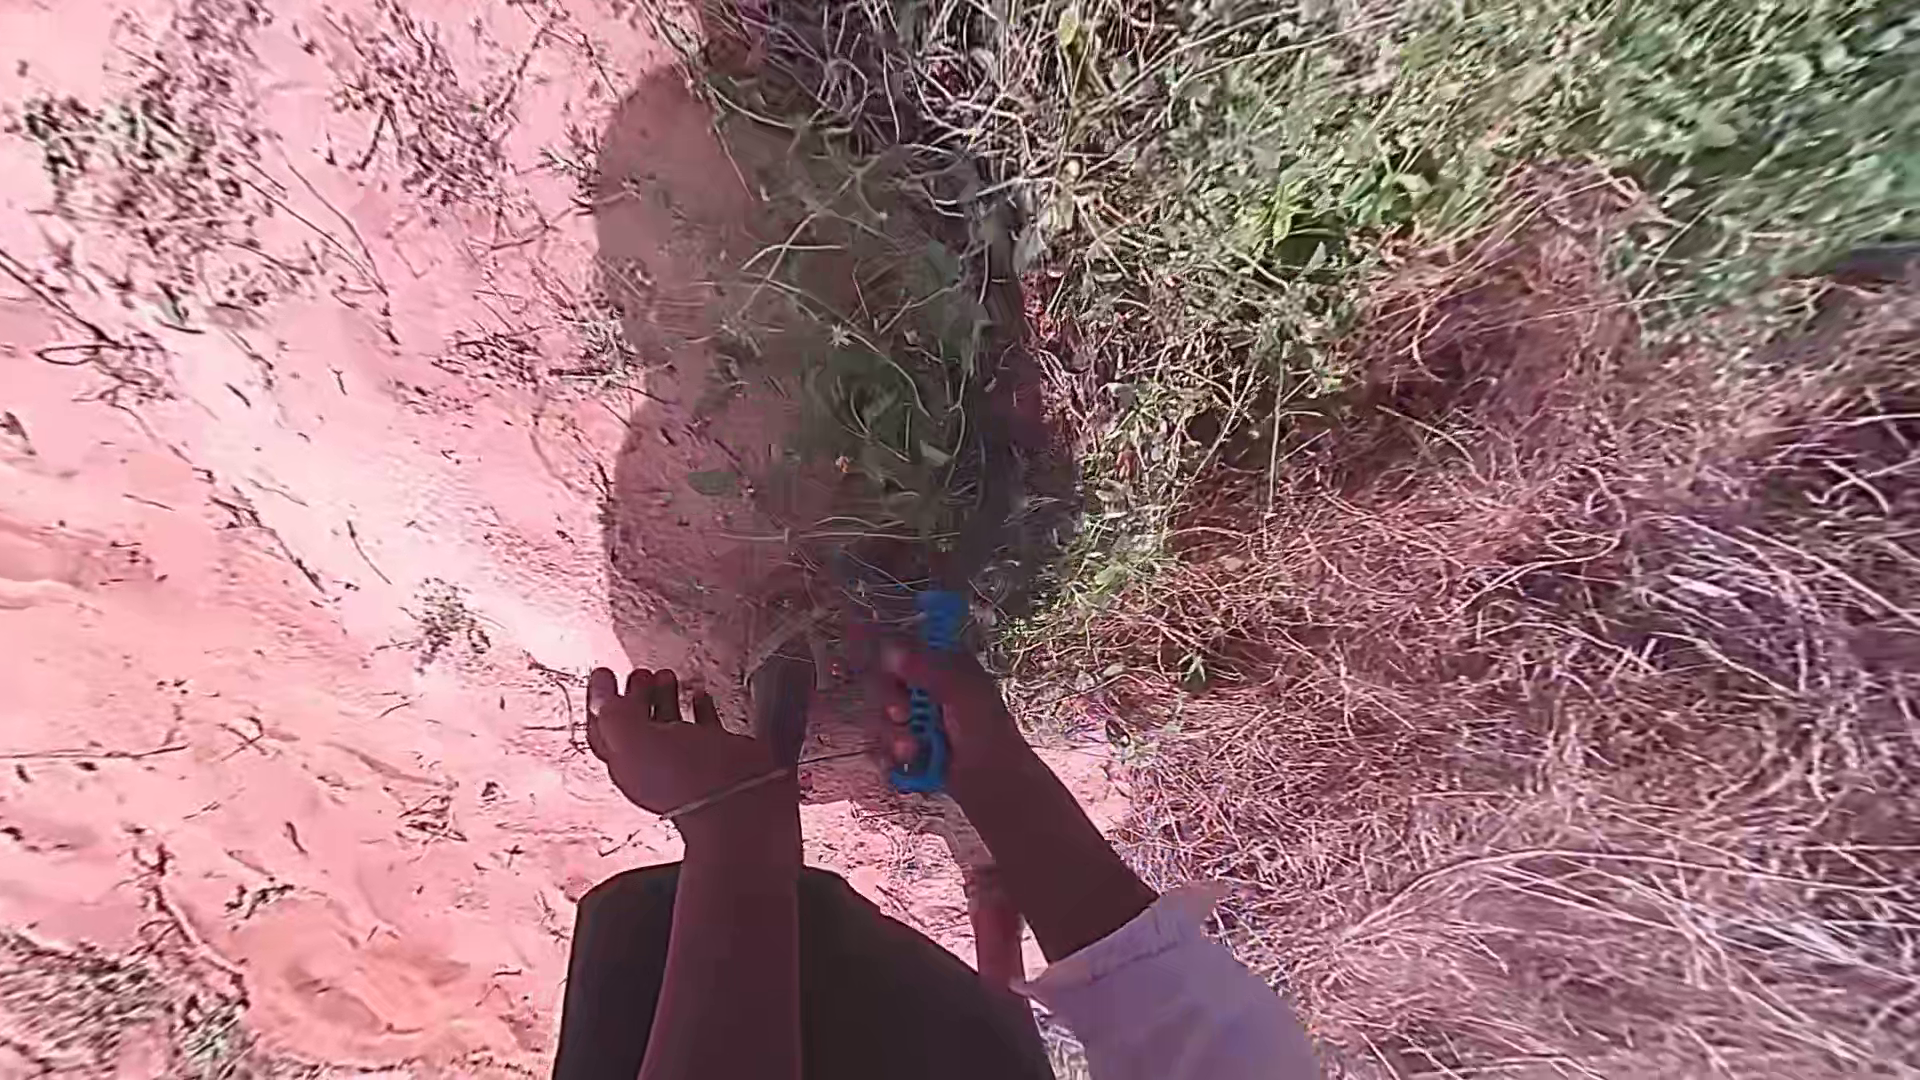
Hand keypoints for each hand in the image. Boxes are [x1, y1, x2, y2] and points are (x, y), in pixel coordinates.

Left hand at [586, 667, 796, 850]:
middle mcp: (654, 761)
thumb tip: (601, 697)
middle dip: (634, 695)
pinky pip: (704, 724)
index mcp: (627, 761)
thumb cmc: (689, 777)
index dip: (600, 699)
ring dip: (665, 696)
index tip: (604, 671)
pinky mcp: (718, 751)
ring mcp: (687, 756)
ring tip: (668, 675)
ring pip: (668, 721)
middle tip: (640, 672)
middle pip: (636, 723)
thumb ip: (616, 718)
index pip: (604, 726)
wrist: (742, 800)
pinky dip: (699, 707)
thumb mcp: (638, 742)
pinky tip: (701, 695)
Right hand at [871, 643, 1031, 782]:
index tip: (852, 633)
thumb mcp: (963, 692)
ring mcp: (914, 717)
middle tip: (903, 715)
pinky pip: (880, 742)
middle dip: (889, 700)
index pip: (904, 644)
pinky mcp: (906, 744)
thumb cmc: (986, 729)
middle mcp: (924, 686)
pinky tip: (906, 760)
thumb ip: (928, 670)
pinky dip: (889, 753)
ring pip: (879, 714)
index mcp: (941, 663)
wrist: (993, 780)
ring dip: (891, 733)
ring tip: (911, 748)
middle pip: (883, 680)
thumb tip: (892, 652)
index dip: (879, 640)